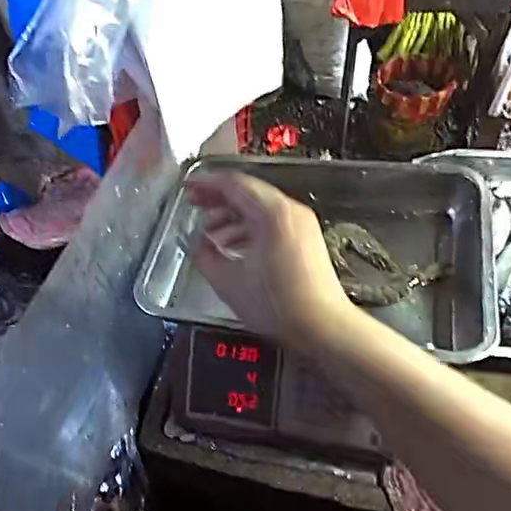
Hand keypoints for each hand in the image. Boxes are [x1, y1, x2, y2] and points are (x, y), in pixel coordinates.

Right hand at [187, 172, 355, 348]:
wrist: (321, 326)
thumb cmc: (279, 305)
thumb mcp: (227, 281)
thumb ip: (205, 256)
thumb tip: (197, 245)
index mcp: (272, 214)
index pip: (234, 185)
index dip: (206, 184)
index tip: (189, 187)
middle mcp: (291, 212)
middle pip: (248, 193)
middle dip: (218, 200)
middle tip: (195, 204)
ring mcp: (302, 226)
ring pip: (260, 209)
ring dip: (232, 217)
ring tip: (210, 234)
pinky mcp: (306, 241)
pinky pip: (272, 224)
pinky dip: (249, 229)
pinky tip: (234, 247)